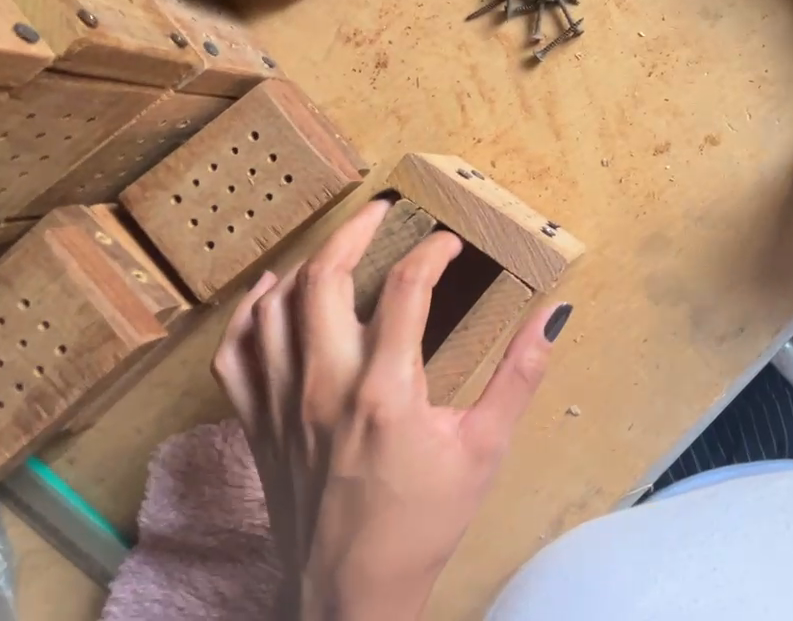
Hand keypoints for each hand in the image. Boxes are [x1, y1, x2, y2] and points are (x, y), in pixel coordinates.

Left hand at [210, 197, 571, 620]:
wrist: (351, 594)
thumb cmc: (426, 521)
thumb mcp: (488, 447)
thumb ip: (521, 374)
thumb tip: (555, 314)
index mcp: (387, 391)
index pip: (405, 289)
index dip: (431, 252)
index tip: (451, 242)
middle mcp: (325, 387)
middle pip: (325, 279)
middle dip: (356, 230)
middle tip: (384, 210)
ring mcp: (281, 406)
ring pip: (275, 308)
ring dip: (306, 262)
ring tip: (340, 241)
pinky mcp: (257, 425)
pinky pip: (236, 354)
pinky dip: (250, 313)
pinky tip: (273, 292)